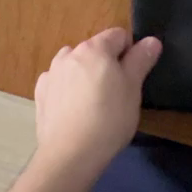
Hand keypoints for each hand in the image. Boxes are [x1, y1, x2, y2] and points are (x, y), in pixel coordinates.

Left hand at [33, 28, 161, 173]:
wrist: (70, 155)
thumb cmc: (108, 119)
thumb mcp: (132, 89)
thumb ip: (141, 60)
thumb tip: (151, 40)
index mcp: (95, 48)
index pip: (119, 35)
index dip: (130, 53)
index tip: (132, 78)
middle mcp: (70, 53)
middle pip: (96, 50)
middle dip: (107, 65)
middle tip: (116, 94)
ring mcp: (51, 73)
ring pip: (75, 65)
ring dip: (85, 75)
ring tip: (93, 104)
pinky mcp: (40, 93)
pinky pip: (59, 83)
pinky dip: (67, 90)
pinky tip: (73, 111)